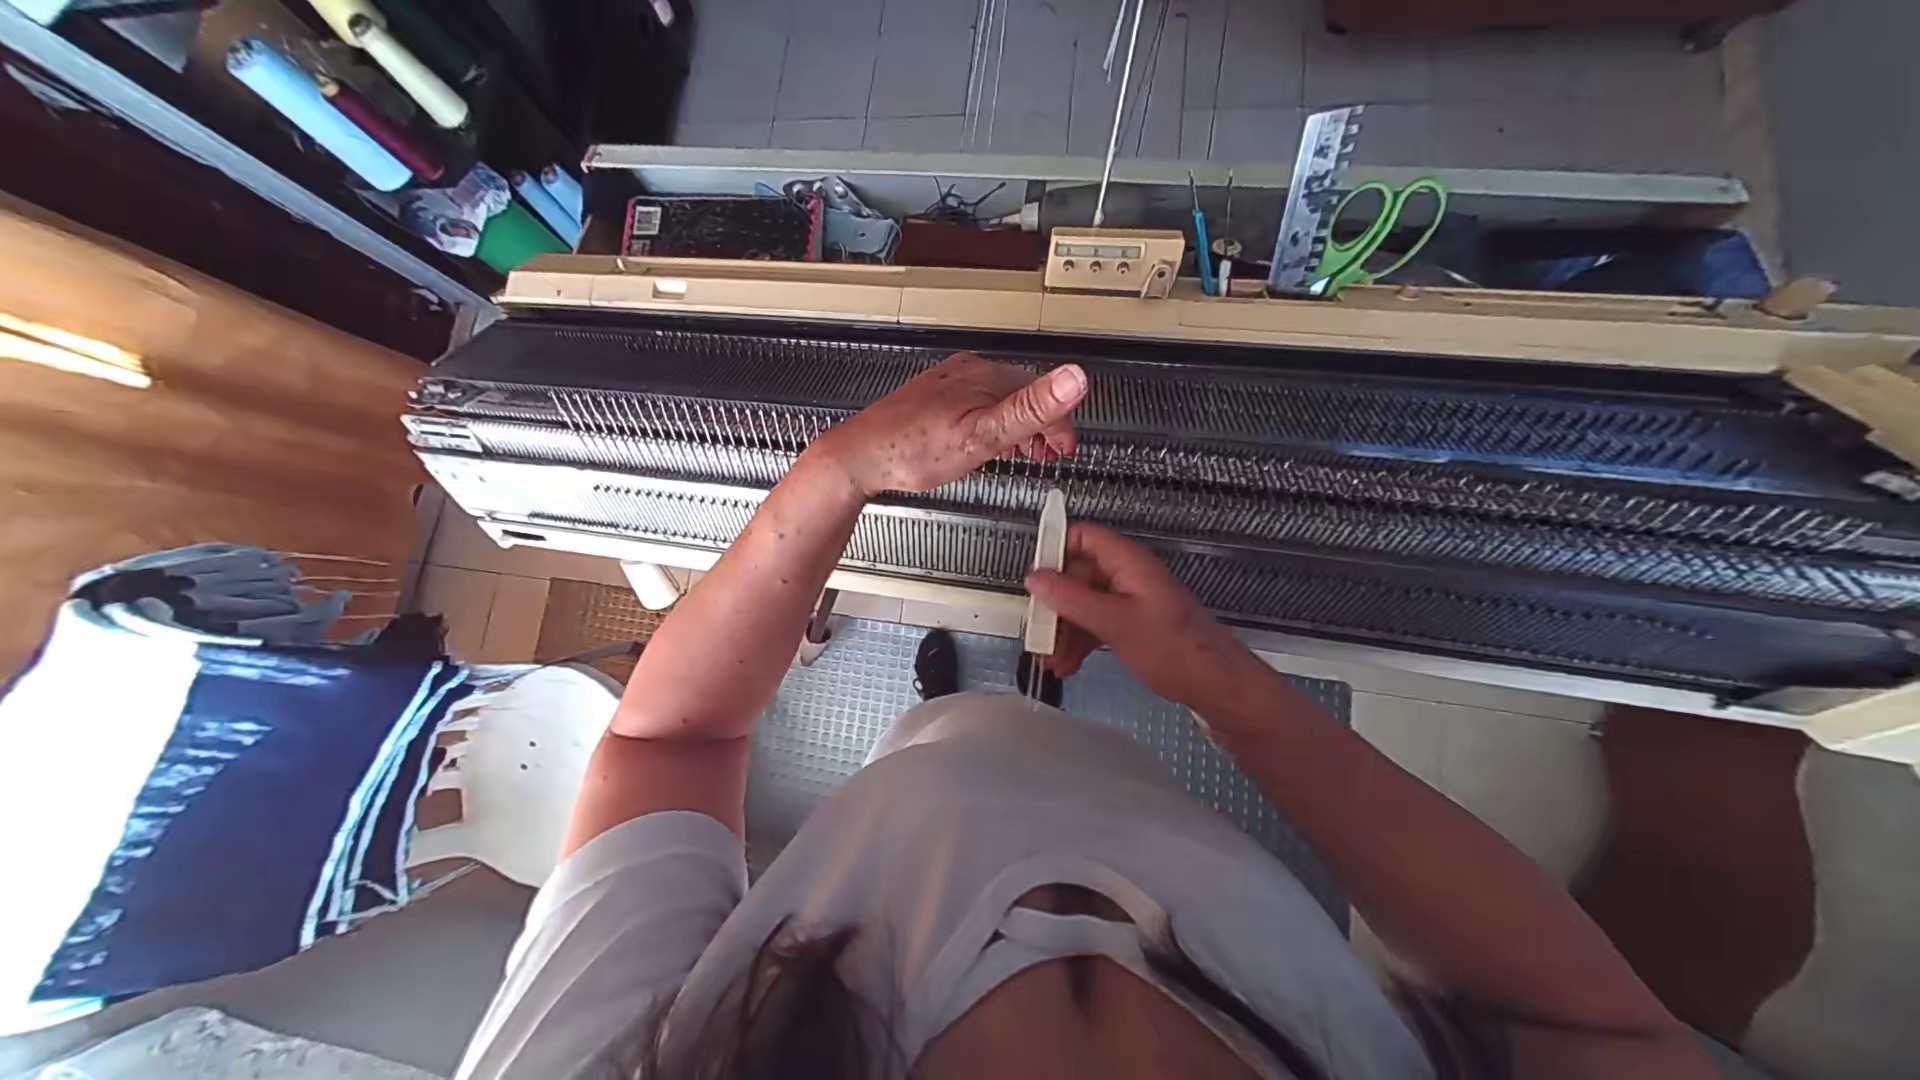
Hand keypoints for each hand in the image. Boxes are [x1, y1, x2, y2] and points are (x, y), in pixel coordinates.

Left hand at [809, 352, 1086, 496]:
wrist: (860, 457)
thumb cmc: (911, 450)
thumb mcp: (982, 435)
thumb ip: (1031, 409)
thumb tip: (1074, 378)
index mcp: (984, 377)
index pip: (1042, 392)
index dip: (1061, 425)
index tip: (1065, 449)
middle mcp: (967, 373)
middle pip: (1023, 393)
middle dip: (1042, 425)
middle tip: (1050, 453)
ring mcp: (949, 385)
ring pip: (999, 400)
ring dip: (1019, 426)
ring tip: (1024, 452)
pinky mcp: (935, 399)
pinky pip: (976, 405)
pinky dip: (993, 424)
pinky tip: (986, 441)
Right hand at [1026, 523, 1272, 711]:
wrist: (1218, 688)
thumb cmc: (1177, 650)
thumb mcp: (1116, 623)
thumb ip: (1072, 598)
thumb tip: (1036, 578)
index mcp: (1128, 563)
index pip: (1083, 537)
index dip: (1055, 551)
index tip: (1034, 579)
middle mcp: (1128, 577)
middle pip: (1077, 575)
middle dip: (1054, 604)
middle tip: (1038, 631)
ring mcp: (1130, 602)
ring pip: (1083, 604)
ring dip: (1063, 630)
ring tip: (1050, 659)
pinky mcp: (1132, 626)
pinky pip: (1095, 624)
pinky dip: (1079, 642)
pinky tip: (1067, 664)